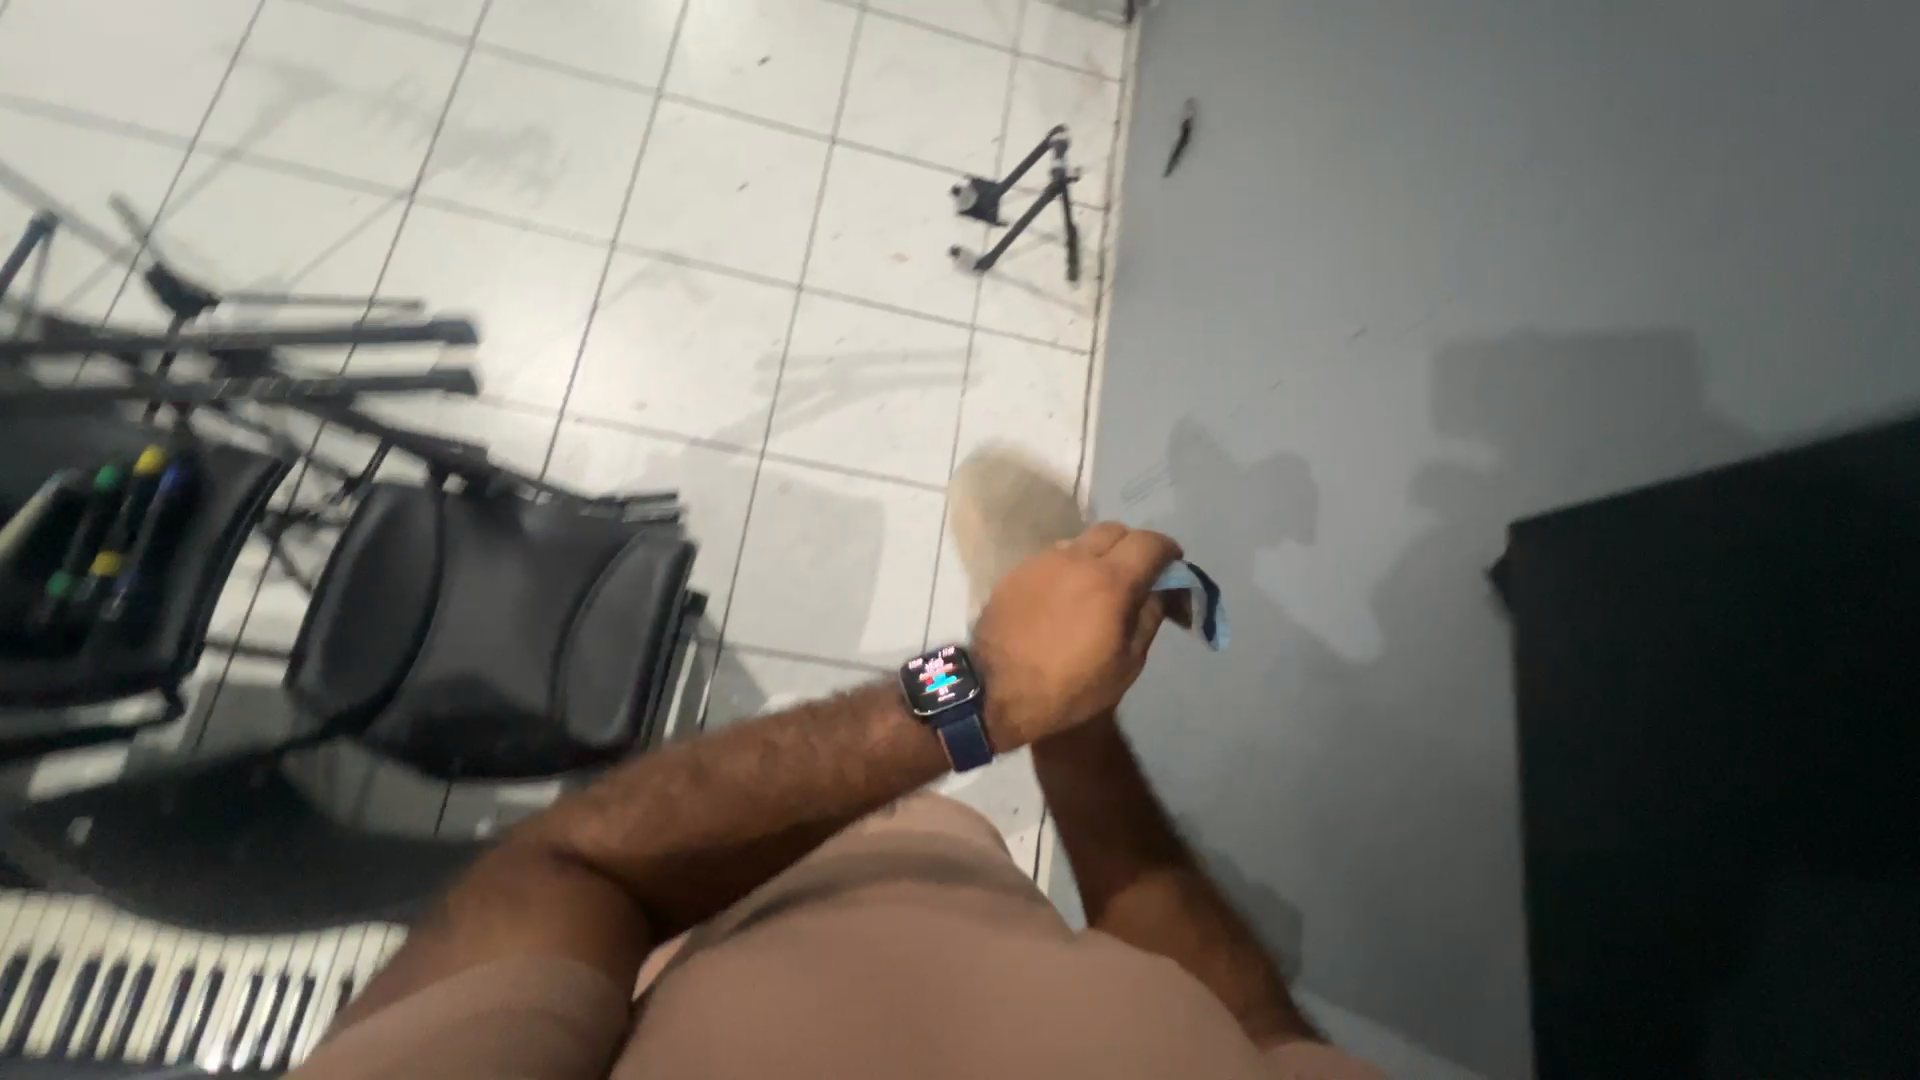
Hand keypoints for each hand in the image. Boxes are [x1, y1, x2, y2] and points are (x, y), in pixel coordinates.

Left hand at [970, 522, 1183, 748]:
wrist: (995, 690)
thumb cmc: (1069, 687)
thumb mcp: (1126, 664)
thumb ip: (1148, 618)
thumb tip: (1160, 591)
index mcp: (1109, 580)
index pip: (1150, 542)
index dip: (1168, 551)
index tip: (1173, 566)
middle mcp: (1075, 558)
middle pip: (1115, 530)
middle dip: (1134, 546)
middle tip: (1138, 574)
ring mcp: (1042, 561)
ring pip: (1081, 540)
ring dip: (1099, 554)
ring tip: (1098, 587)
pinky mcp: (1017, 571)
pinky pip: (1053, 556)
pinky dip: (1069, 567)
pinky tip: (1065, 596)